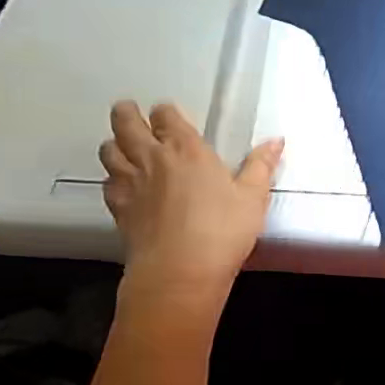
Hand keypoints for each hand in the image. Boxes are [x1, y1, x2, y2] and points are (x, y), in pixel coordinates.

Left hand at [99, 101, 282, 294]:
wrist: (180, 272)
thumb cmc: (222, 231)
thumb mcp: (253, 198)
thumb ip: (261, 165)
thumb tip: (276, 140)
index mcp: (187, 149)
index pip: (166, 115)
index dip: (166, 112)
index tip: (171, 116)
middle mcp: (153, 158)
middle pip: (126, 122)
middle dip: (127, 113)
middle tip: (130, 112)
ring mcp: (130, 183)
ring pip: (109, 150)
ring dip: (116, 143)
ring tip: (125, 147)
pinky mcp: (117, 208)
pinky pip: (107, 182)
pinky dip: (113, 177)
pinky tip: (123, 185)